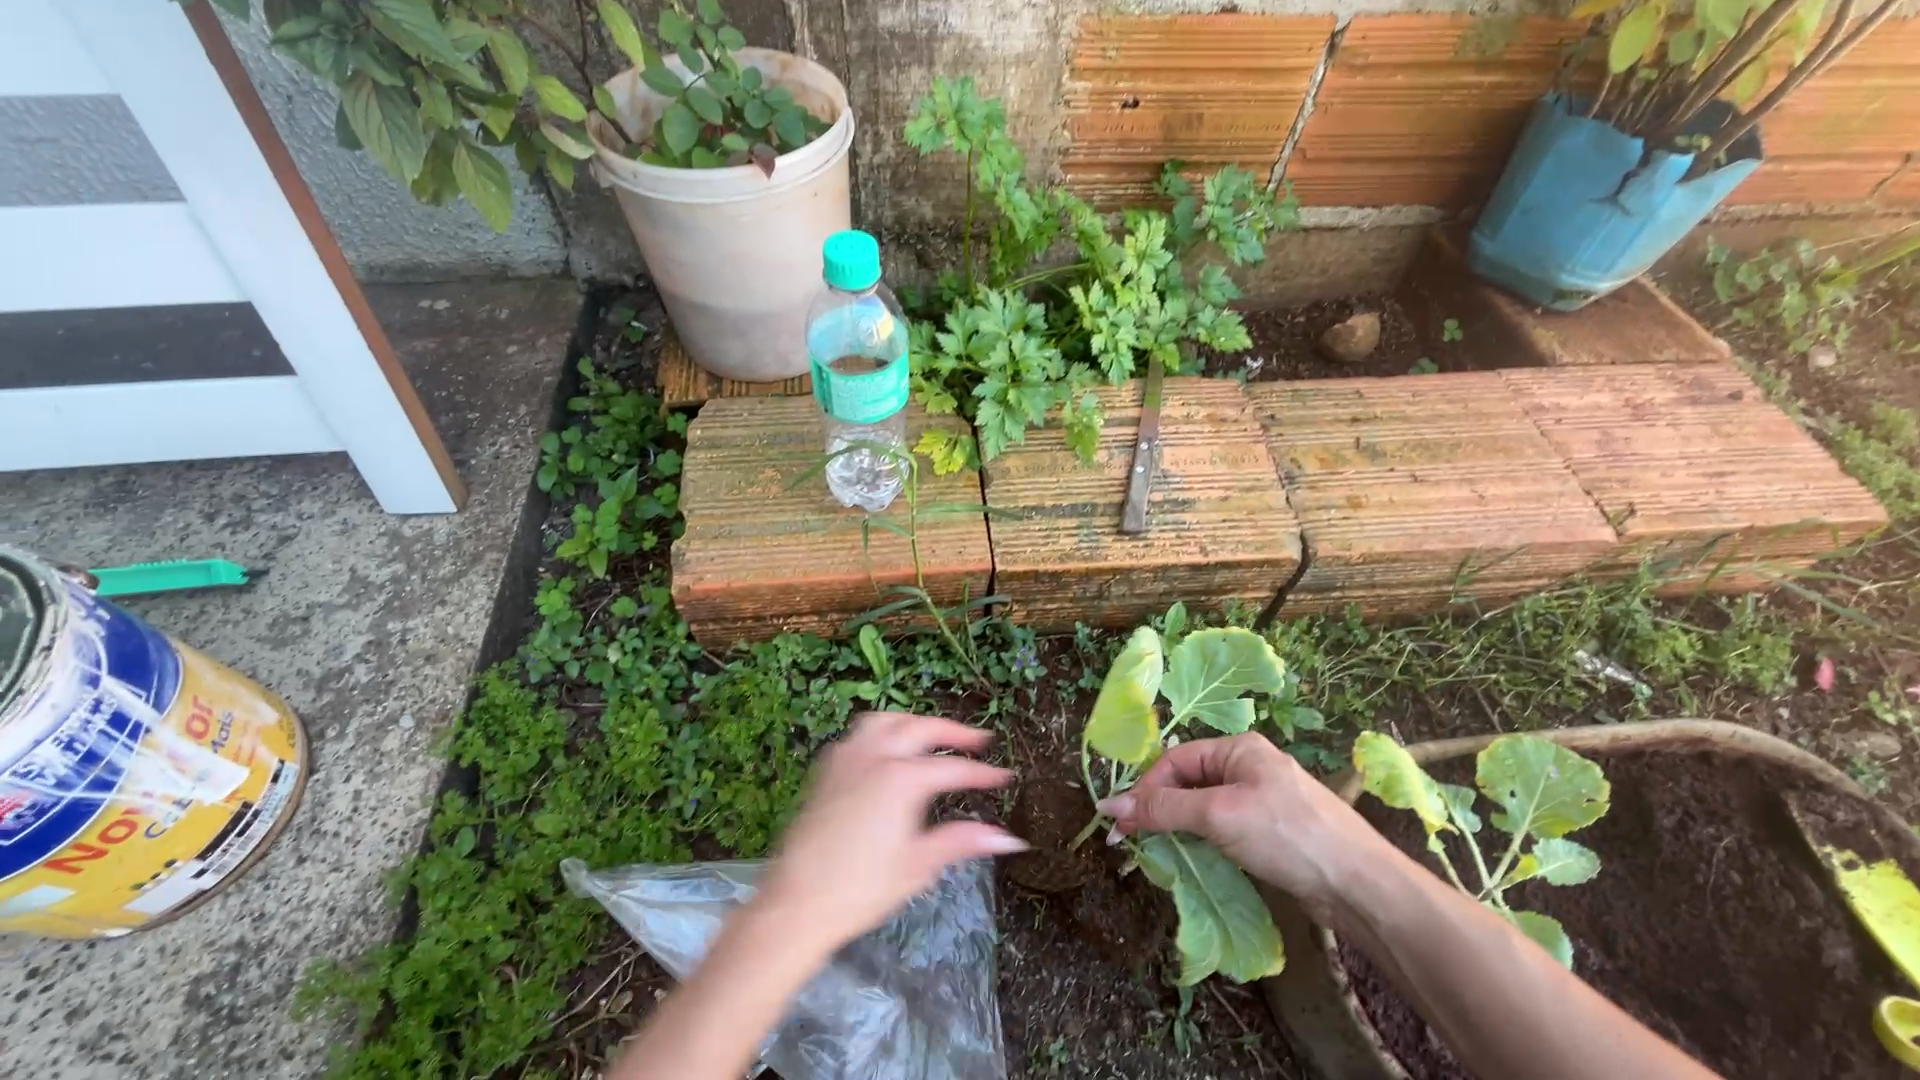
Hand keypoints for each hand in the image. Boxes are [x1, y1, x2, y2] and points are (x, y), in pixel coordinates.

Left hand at [757, 711, 1027, 951]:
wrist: (797, 902)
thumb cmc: (862, 888)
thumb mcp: (919, 865)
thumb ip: (963, 841)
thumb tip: (1009, 837)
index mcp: (901, 778)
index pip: (953, 769)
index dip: (982, 773)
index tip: (1004, 777)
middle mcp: (874, 757)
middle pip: (921, 728)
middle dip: (953, 732)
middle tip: (978, 741)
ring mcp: (846, 759)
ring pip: (885, 721)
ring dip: (914, 722)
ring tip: (932, 735)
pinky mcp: (826, 770)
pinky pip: (858, 734)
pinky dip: (882, 732)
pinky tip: (887, 751)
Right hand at [1097, 733, 1386, 922]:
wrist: (1358, 885)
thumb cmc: (1286, 835)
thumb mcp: (1217, 815)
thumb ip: (1163, 809)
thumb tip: (1109, 806)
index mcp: (1239, 748)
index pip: (1176, 760)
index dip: (1145, 789)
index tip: (1121, 823)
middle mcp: (1249, 767)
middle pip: (1189, 781)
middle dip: (1159, 808)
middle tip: (1131, 840)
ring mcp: (1262, 800)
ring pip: (1204, 807)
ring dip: (1178, 827)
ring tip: (1155, 852)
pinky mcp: (1271, 831)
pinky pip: (1223, 828)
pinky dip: (1202, 841)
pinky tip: (1191, 859)